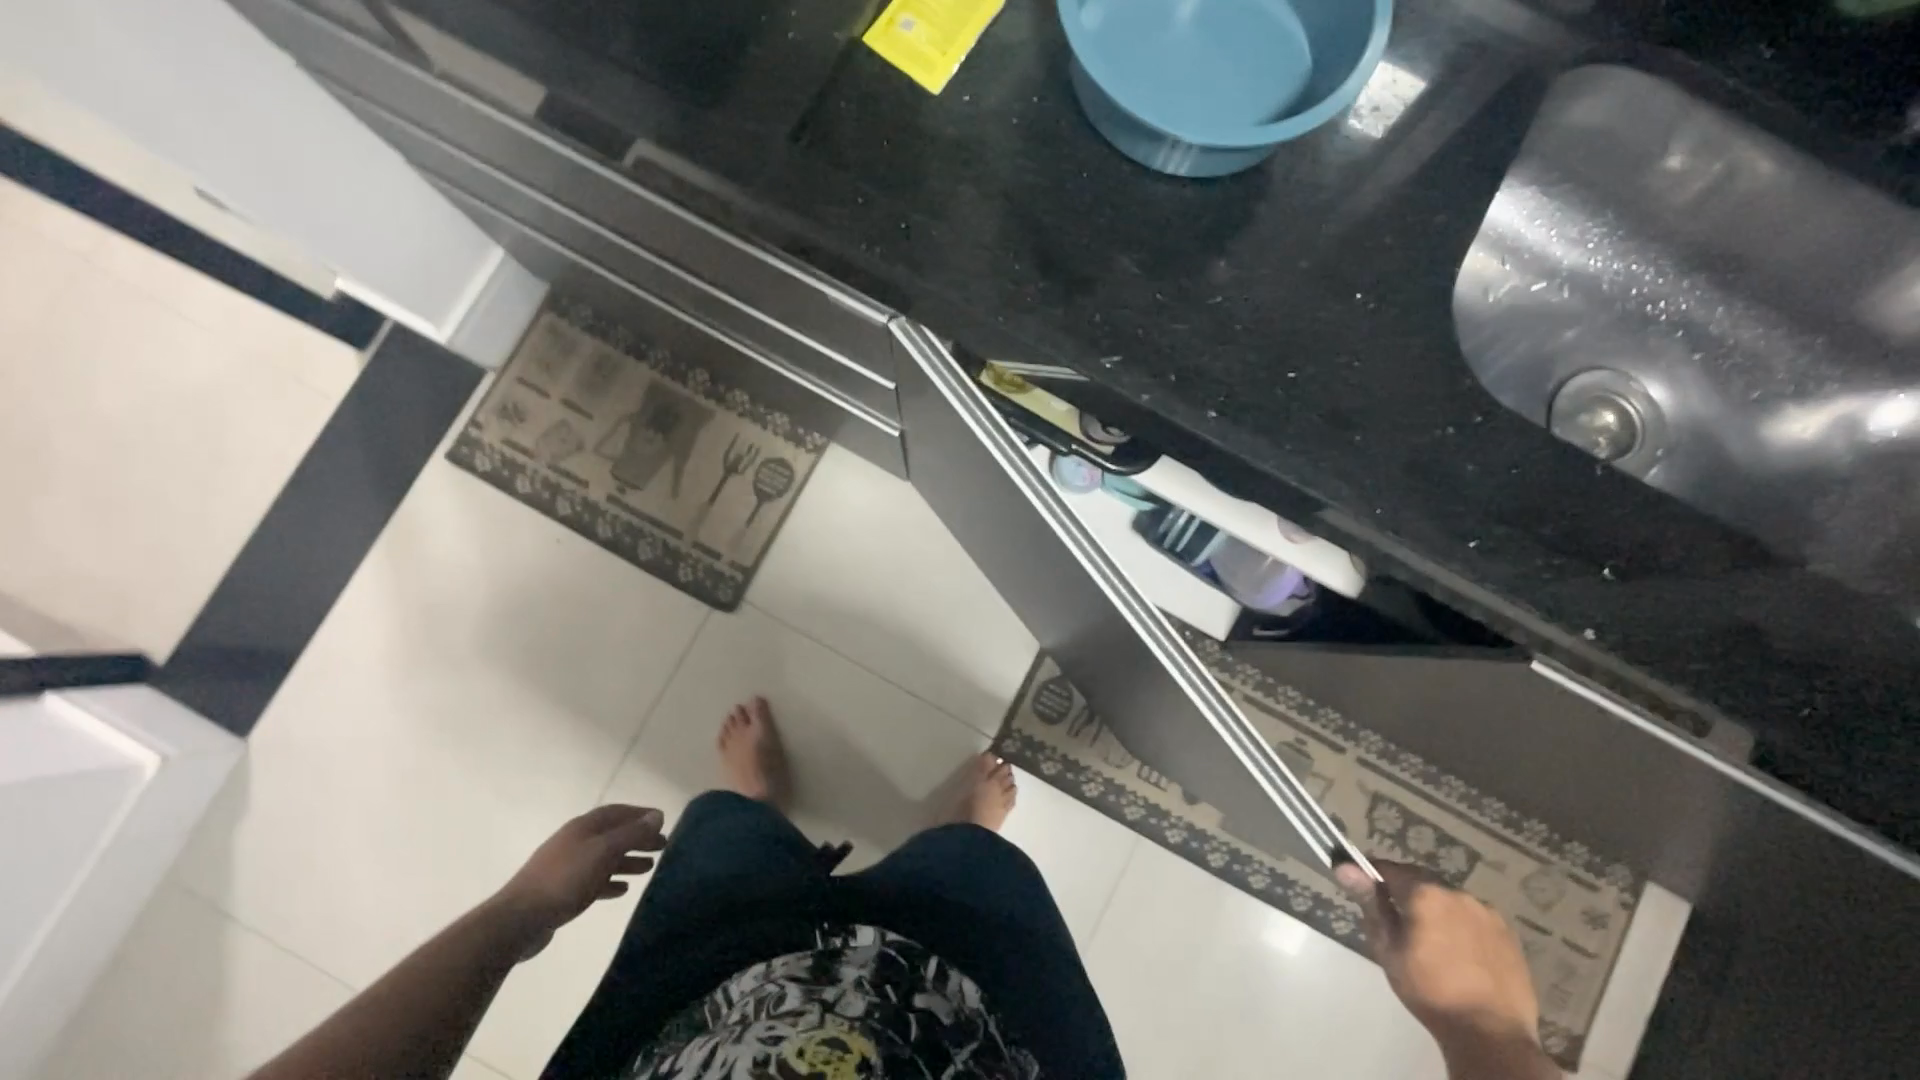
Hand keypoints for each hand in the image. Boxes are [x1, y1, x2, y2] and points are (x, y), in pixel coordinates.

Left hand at [492, 804, 665, 957]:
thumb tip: (657, 816)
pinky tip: (623, 889)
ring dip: (627, 860)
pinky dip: (611, 881)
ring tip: (649, 868)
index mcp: (583, 828)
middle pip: (612, 835)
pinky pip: (594, 881)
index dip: (640, 814)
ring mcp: (567, 867)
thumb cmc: (565, 879)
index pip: (617, 812)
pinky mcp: (563, 891)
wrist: (519, 919)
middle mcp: (575, 842)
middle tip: (662, 846)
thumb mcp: (603, 852)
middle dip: (638, 838)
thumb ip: (631, 834)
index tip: (662, 821)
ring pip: (605, 859)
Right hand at [1335, 861, 1553, 1074]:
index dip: (1374, 877)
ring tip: (1432, 943)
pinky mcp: (1508, 933)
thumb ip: (1370, 903)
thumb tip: (1343, 865)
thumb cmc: (1429, 990)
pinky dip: (1461, 926)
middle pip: (1422, 882)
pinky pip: (1474, 918)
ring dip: (1436, 910)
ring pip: (1450, 900)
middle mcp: (1458, 893)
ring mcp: (1488, 912)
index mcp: (1425, 893)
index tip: (1366, 894)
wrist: (1490, 1034)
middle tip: (1398, 925)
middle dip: (1407, 894)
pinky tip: (1460, 954)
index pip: (1389, 869)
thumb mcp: (1388, 948)